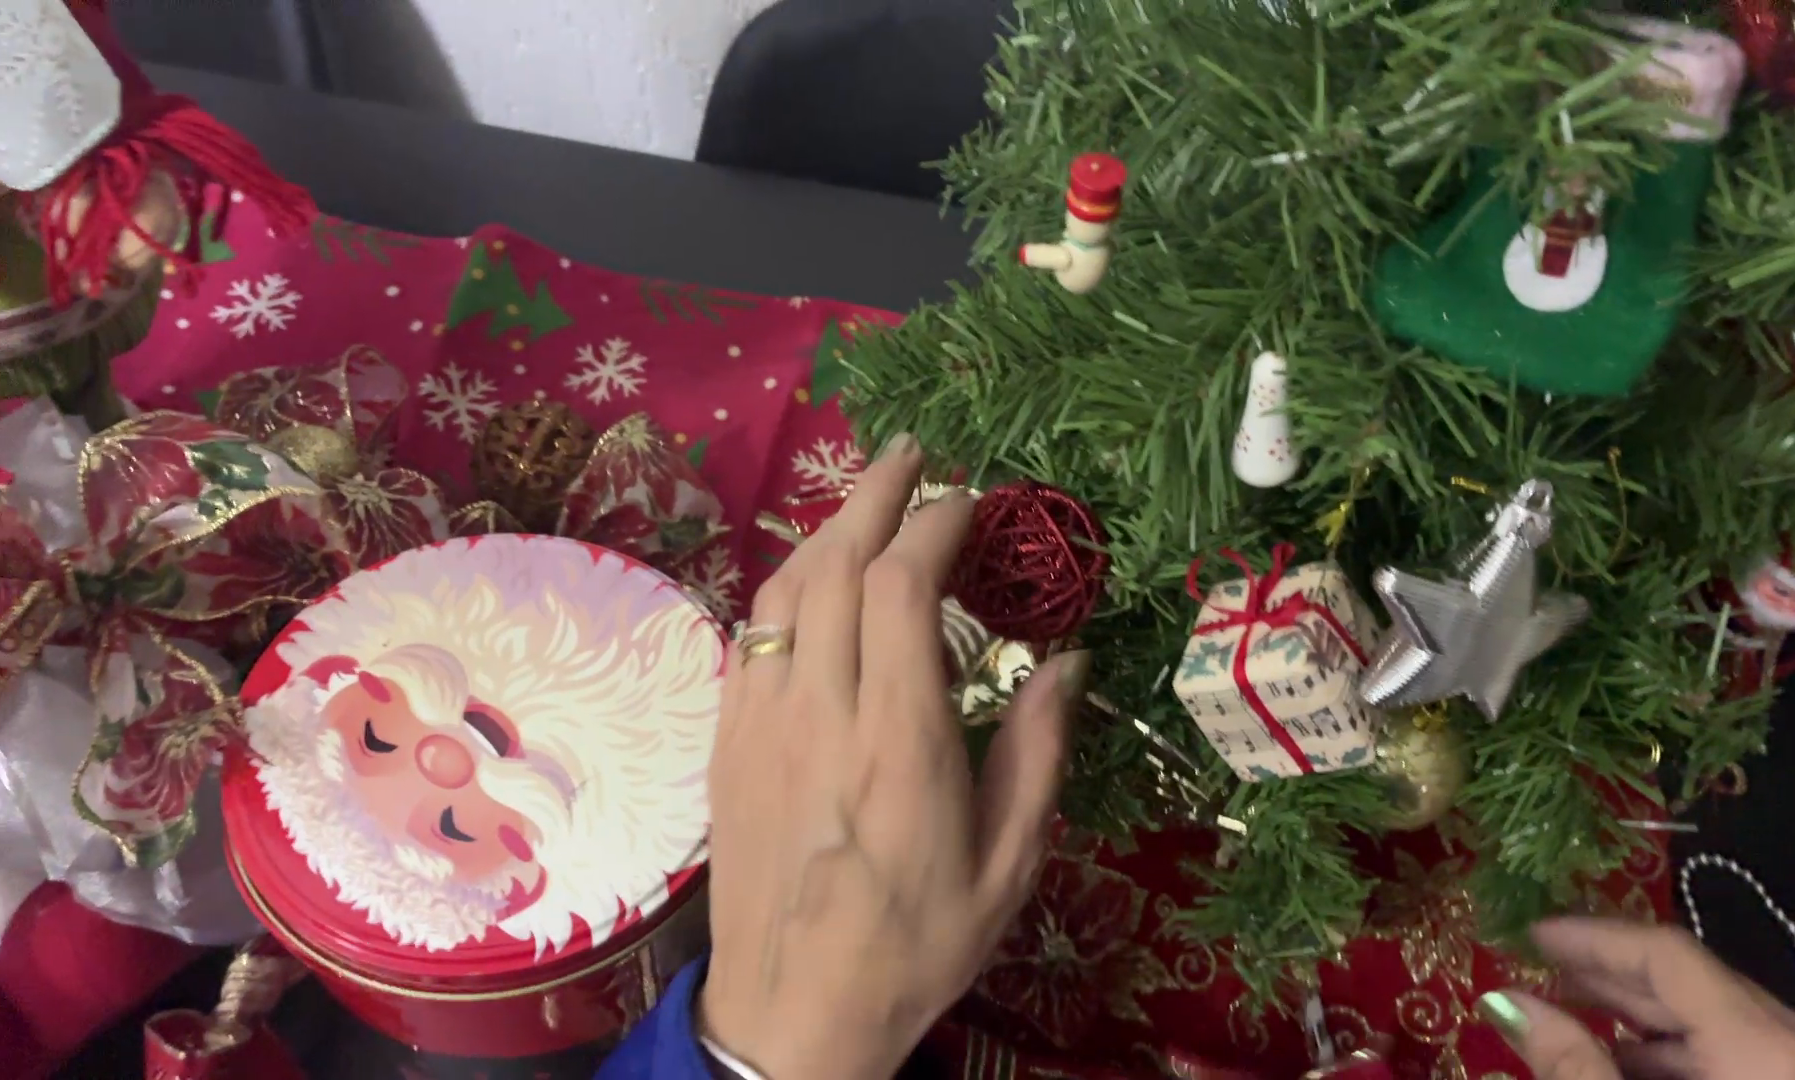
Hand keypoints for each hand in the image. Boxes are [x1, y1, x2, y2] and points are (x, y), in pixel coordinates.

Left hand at [700, 434, 1088, 1079]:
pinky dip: (788, 582)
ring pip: (785, 589)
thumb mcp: (1009, 864)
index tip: (968, 501)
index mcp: (899, 747)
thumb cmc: (917, 944)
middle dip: (877, 496)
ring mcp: (760, 722)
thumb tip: (1066, 658)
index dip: (933, 527)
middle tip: (913, 453)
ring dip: (829, 528)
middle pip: (835, 567)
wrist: (792, 1018)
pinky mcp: (728, 739)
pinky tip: (816, 569)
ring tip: (870, 497)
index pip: (901, 593)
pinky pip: (752, 632)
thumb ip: (1036, 750)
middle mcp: (820, 716)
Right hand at [1480, 917, 1794, 1079]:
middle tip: (1545, 975)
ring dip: (1653, 1024)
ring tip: (1586, 1031)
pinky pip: (1769, 1071)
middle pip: (1703, 986)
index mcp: (1770, 1053)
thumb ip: (1570, 1067)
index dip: (1590, 937)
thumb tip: (1507, 1001)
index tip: (1527, 938)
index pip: (1667, 955)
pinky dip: (1699, 1063)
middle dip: (1615, 978)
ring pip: (1738, 1031)